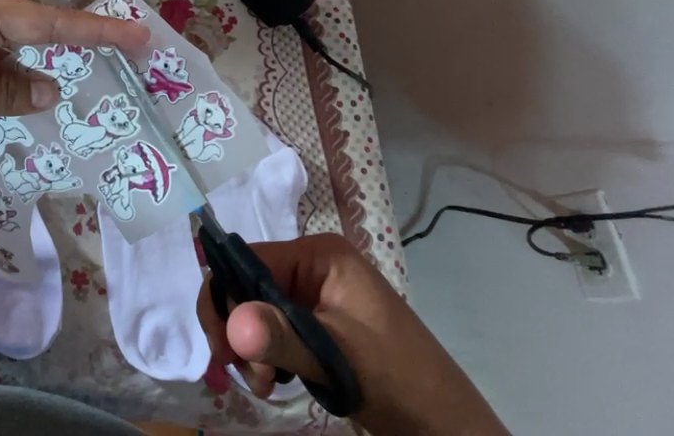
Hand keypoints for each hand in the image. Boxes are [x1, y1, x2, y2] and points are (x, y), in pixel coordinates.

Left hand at [0, 0, 148, 144]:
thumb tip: (51, 91)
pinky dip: (13, 90)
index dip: (94, 30)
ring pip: (14, 58)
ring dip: (44, 75)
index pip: (43, 20)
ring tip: (94, 94)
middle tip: (129, 64)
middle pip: (34, 33)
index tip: (139, 34)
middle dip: (78, 48)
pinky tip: (35, 108)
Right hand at [197, 234, 508, 435]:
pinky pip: (272, 326)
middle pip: (247, 284)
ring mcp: (315, 294)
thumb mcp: (338, 358)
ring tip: (264, 384)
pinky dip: (264, 352)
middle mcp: (313, 266)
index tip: (223, 348)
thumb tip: (231, 325)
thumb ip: (282, 338)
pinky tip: (273, 378)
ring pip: (255, 308)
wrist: (450, 429)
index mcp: (320, 255)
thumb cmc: (400, 381)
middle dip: (237, 328)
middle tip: (246, 374)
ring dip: (249, 346)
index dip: (226, 299)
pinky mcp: (317, 323)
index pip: (248, 261)